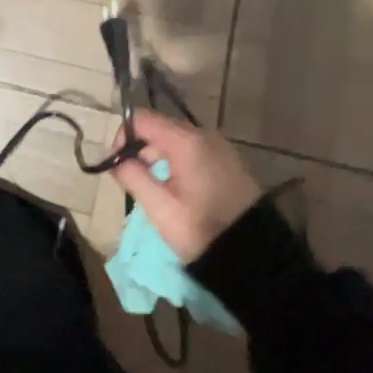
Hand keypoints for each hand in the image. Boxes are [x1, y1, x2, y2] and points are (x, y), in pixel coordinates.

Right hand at [110, 110, 262, 261]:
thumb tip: (117, 160)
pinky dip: (177, 161)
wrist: (255, 253)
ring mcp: (219, 146)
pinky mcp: (228, 161)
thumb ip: (133, 176)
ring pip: (176, 139)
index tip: (117, 165)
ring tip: (154, 188)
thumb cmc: (202, 229)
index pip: (141, 118)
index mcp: (185, 141)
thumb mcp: (160, 207)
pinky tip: (177, 188)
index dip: (122, 137)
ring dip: (158, 156)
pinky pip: (193, 150)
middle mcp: (204, 134)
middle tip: (133, 179)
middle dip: (139, 148)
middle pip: (159, 127)